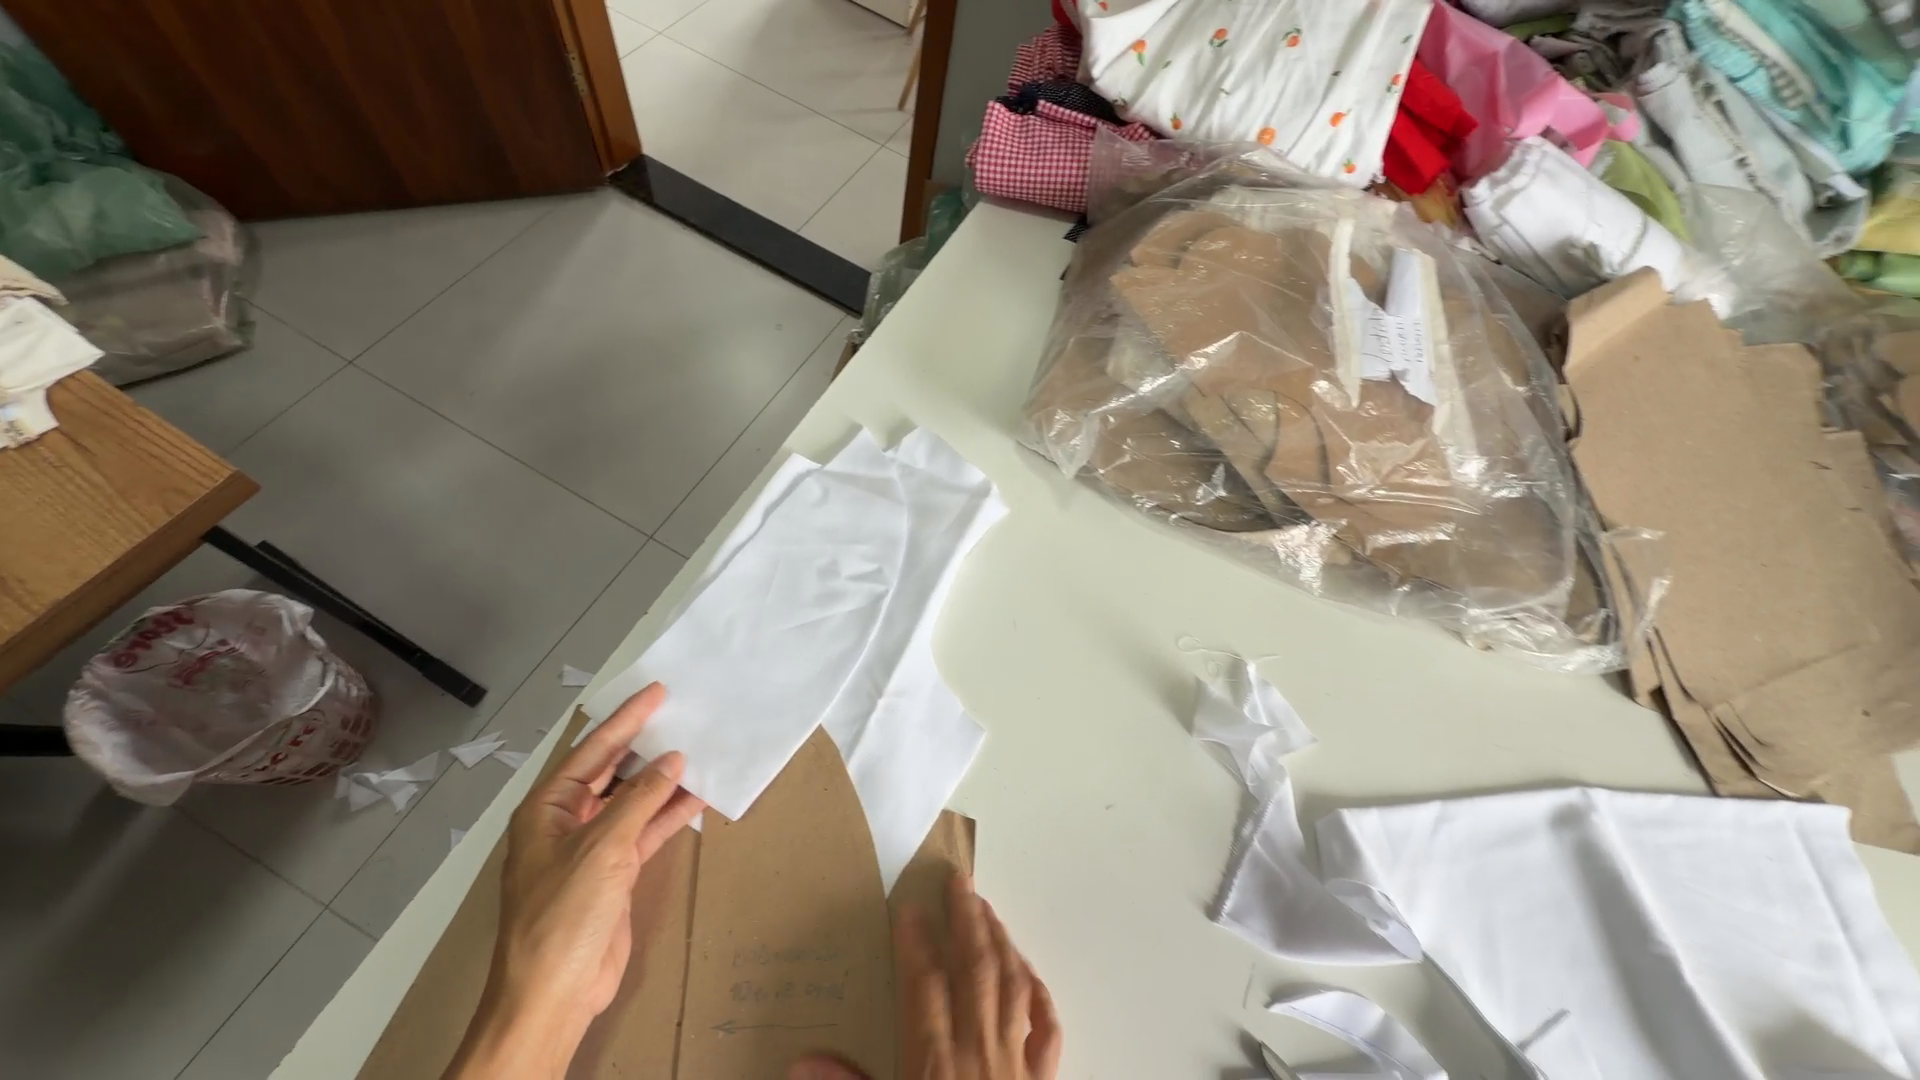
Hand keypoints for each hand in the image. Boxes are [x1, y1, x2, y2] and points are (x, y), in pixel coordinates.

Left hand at [445, 683, 703, 1078]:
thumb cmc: (563, 912)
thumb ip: (639, 799)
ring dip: (665, 781)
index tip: (658, 692)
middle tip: (683, 715)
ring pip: (635, 801)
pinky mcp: (616, 872)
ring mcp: (594, 847)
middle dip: (646, 746)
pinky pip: (646, 831)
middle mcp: (569, 820)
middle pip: (613, 771)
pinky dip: (671, 815)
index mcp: (549, 808)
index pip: (593, 751)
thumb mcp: (601, 847)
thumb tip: (673, 760)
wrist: (554, 993)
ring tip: (702, 750)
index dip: (626, 720)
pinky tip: (699, 797)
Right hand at [788, 873, 1062, 1079]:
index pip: (926, 987)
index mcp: (935, 1064)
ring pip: (1013, 987)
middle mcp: (980, 1053)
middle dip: (967, 921)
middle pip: (976, 971)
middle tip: (959, 881)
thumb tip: (800, 1061)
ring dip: (1001, 942)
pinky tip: (1030, 972)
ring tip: (988, 908)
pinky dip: (1039, 994)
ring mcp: (1016, 1065)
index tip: (909, 907)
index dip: (917, 943)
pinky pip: (1047, 1029)